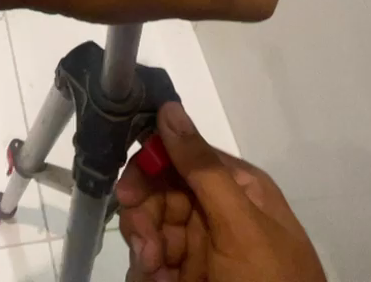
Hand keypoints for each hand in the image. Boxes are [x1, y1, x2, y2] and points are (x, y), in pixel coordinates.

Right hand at [118, 104, 326, 281]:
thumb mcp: (242, 229)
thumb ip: (203, 169)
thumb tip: (168, 106)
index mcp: (237, 187)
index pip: (179, 154)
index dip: (148, 169)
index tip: (127, 195)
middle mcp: (217, 210)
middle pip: (158, 191)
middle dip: (144, 218)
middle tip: (146, 251)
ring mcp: (202, 247)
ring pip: (149, 226)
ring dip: (145, 250)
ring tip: (157, 278)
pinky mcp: (188, 277)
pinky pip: (150, 262)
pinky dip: (147, 273)